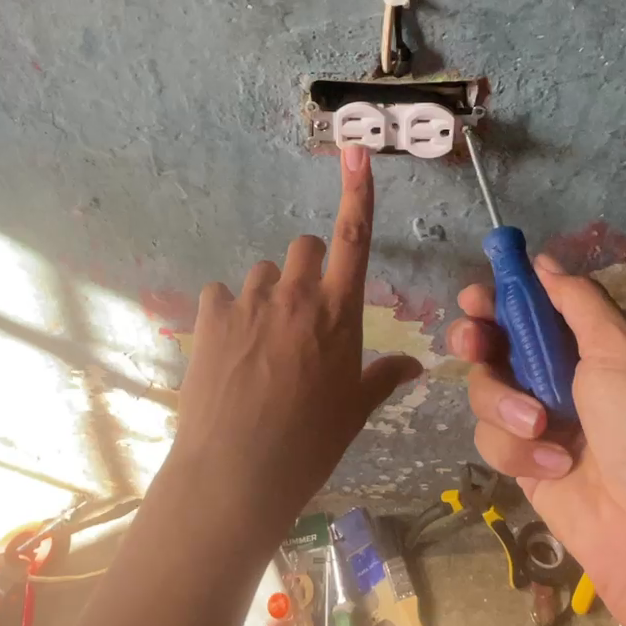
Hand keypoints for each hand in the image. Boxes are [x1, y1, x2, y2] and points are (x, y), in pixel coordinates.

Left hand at [169, 145, 423, 526]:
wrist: (237, 473)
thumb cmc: (309, 443)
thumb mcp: (354, 410)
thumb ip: (384, 376)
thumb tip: (414, 364)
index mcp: (338, 311)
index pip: (355, 236)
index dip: (358, 190)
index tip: (356, 152)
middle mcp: (295, 294)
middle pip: (306, 246)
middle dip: (308, 268)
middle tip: (302, 313)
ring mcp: (250, 300)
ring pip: (263, 271)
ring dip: (267, 293)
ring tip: (261, 342)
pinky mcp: (210, 314)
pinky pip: (222, 293)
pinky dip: (228, 310)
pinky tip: (227, 347)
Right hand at [448, 253, 625, 625]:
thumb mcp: (625, 351)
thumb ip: (577, 301)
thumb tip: (544, 261)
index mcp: (598, 343)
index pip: (538, 305)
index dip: (503, 297)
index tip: (476, 299)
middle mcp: (567, 376)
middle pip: (499, 342)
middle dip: (480, 340)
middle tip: (474, 344)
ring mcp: (545, 420)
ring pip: (487, 388)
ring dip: (504, 402)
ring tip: (538, 425)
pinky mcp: (528, 463)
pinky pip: (494, 437)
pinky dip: (518, 449)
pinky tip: (554, 466)